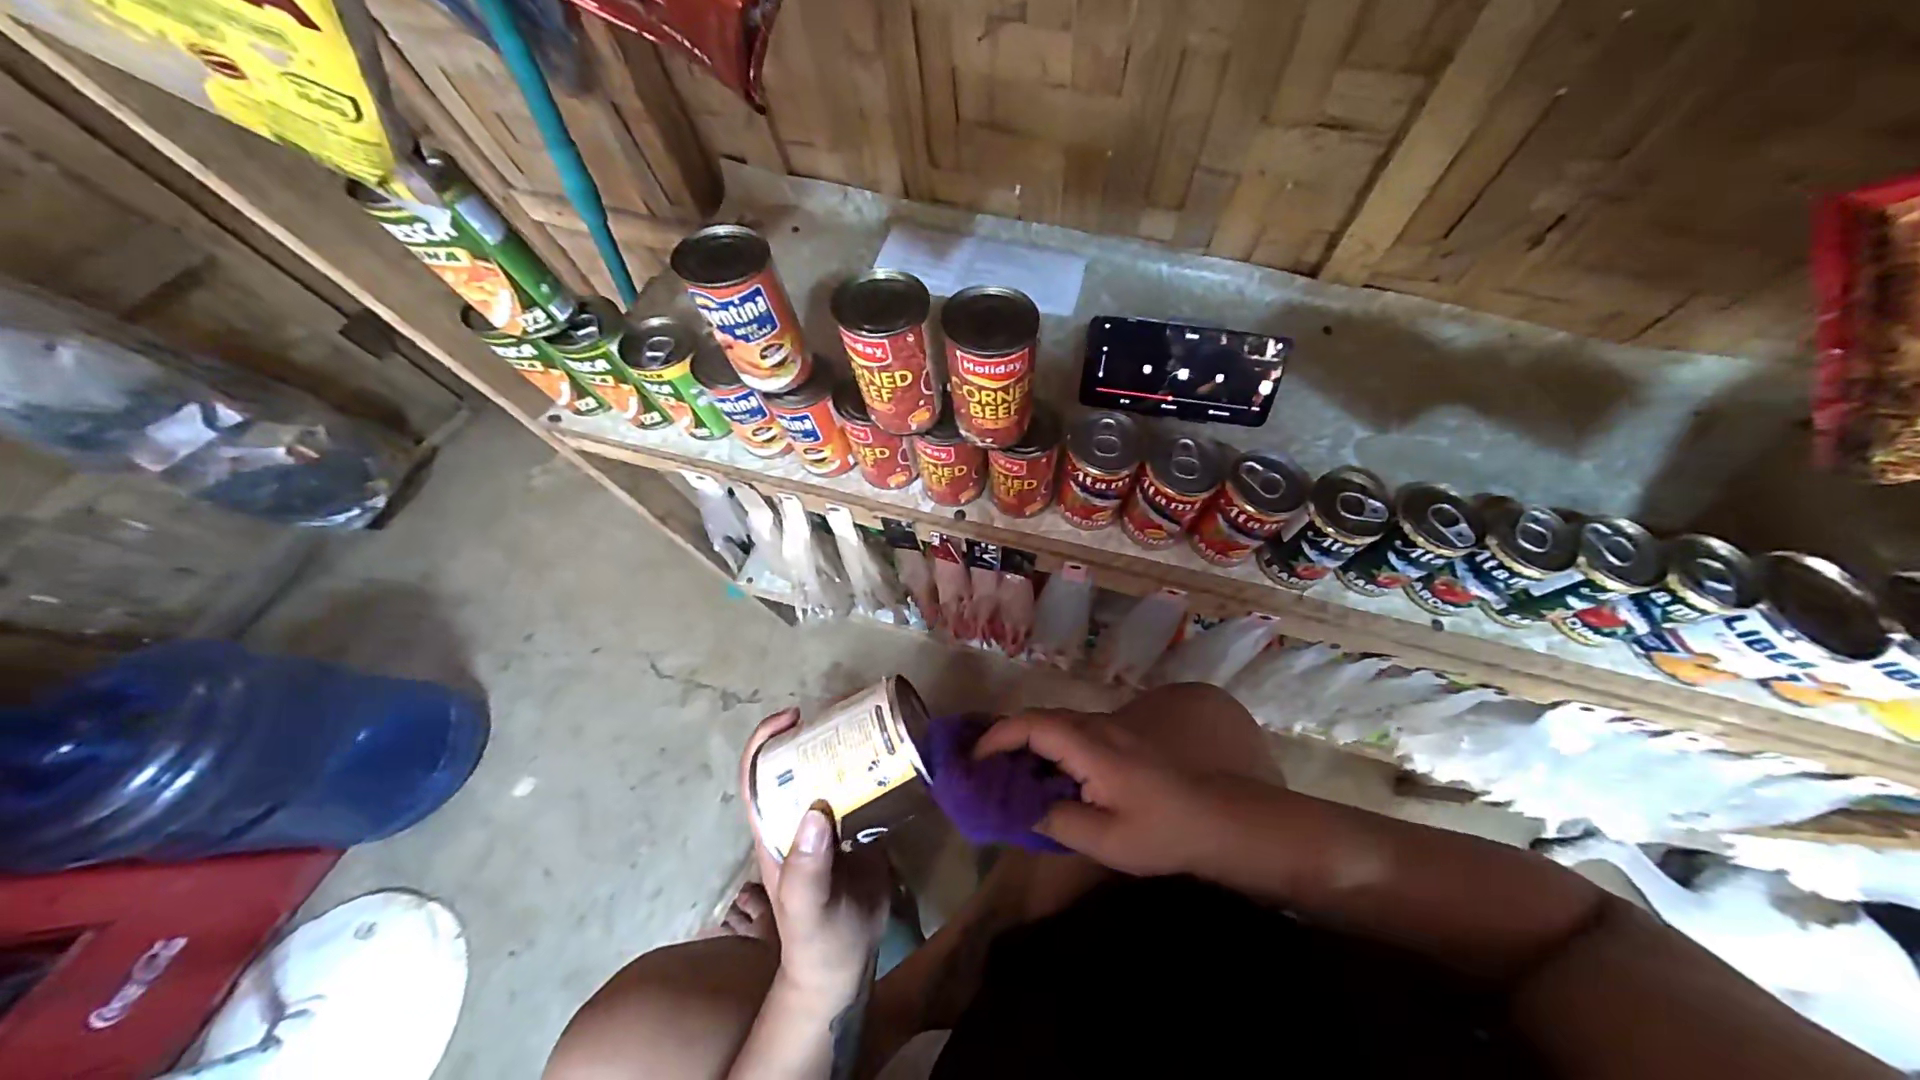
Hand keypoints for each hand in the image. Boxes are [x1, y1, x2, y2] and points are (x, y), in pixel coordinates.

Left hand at [739, 710, 890, 1004]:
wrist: (846, 964)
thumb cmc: (816, 939)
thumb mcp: (806, 908)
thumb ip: (807, 868)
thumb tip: (815, 813)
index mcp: (773, 829)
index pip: (756, 775)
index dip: (765, 741)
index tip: (792, 717)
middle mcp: (797, 817)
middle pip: (797, 762)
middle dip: (816, 733)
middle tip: (848, 715)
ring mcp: (829, 821)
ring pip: (831, 772)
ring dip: (848, 748)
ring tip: (876, 727)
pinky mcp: (859, 828)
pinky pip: (863, 789)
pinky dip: (876, 770)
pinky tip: (898, 758)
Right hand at [972, 709, 1233, 876]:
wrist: (1223, 819)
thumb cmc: (1164, 832)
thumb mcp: (1106, 839)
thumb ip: (1056, 821)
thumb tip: (1019, 809)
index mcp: (1092, 747)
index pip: (1032, 726)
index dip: (997, 737)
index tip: (974, 760)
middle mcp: (1099, 728)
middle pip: (1041, 719)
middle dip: (1006, 737)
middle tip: (982, 769)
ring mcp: (1113, 731)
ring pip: (1057, 725)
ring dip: (1028, 743)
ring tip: (1006, 774)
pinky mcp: (1122, 742)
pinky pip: (1074, 735)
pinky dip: (1049, 749)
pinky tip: (1046, 778)